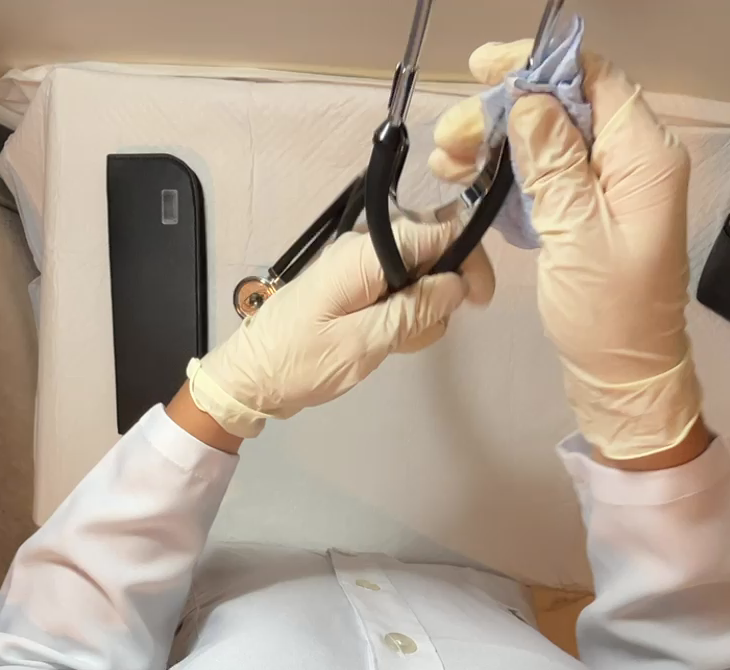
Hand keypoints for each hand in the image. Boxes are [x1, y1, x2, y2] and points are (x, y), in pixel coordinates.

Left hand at [185, 217, 494, 439]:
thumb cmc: (300, 362)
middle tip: (419, 333)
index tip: (479, 300)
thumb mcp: (362, 343)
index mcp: (366, 252)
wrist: (251, 379)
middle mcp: (364, 250)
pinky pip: (395, 294)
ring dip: (419, 314)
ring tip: (392, 345)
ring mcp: (359, 270)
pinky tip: (385, 344)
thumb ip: (413, 310)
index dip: (468, 260)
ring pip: (417, 278)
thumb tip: (457, 284)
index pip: (439, 230)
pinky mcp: (354, 290)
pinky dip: (401, 319)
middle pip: (432, 252)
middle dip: (440, 293)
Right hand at [430, 40, 702, 462]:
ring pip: (548, 145)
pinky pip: (545, 181)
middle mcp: (628, 164)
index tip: (482, 68)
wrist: (621, 376)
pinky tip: (469, 182)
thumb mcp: (577, 237)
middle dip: (504, 113)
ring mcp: (606, 193)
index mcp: (643, 158)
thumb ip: (556, 166)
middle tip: (450, 139)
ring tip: (447, 160)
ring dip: (497, 146)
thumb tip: (532, 102)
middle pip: (563, 110)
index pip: (593, 80)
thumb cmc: (606, 315)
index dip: (538, 65)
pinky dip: (506, 178)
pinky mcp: (584, 219)